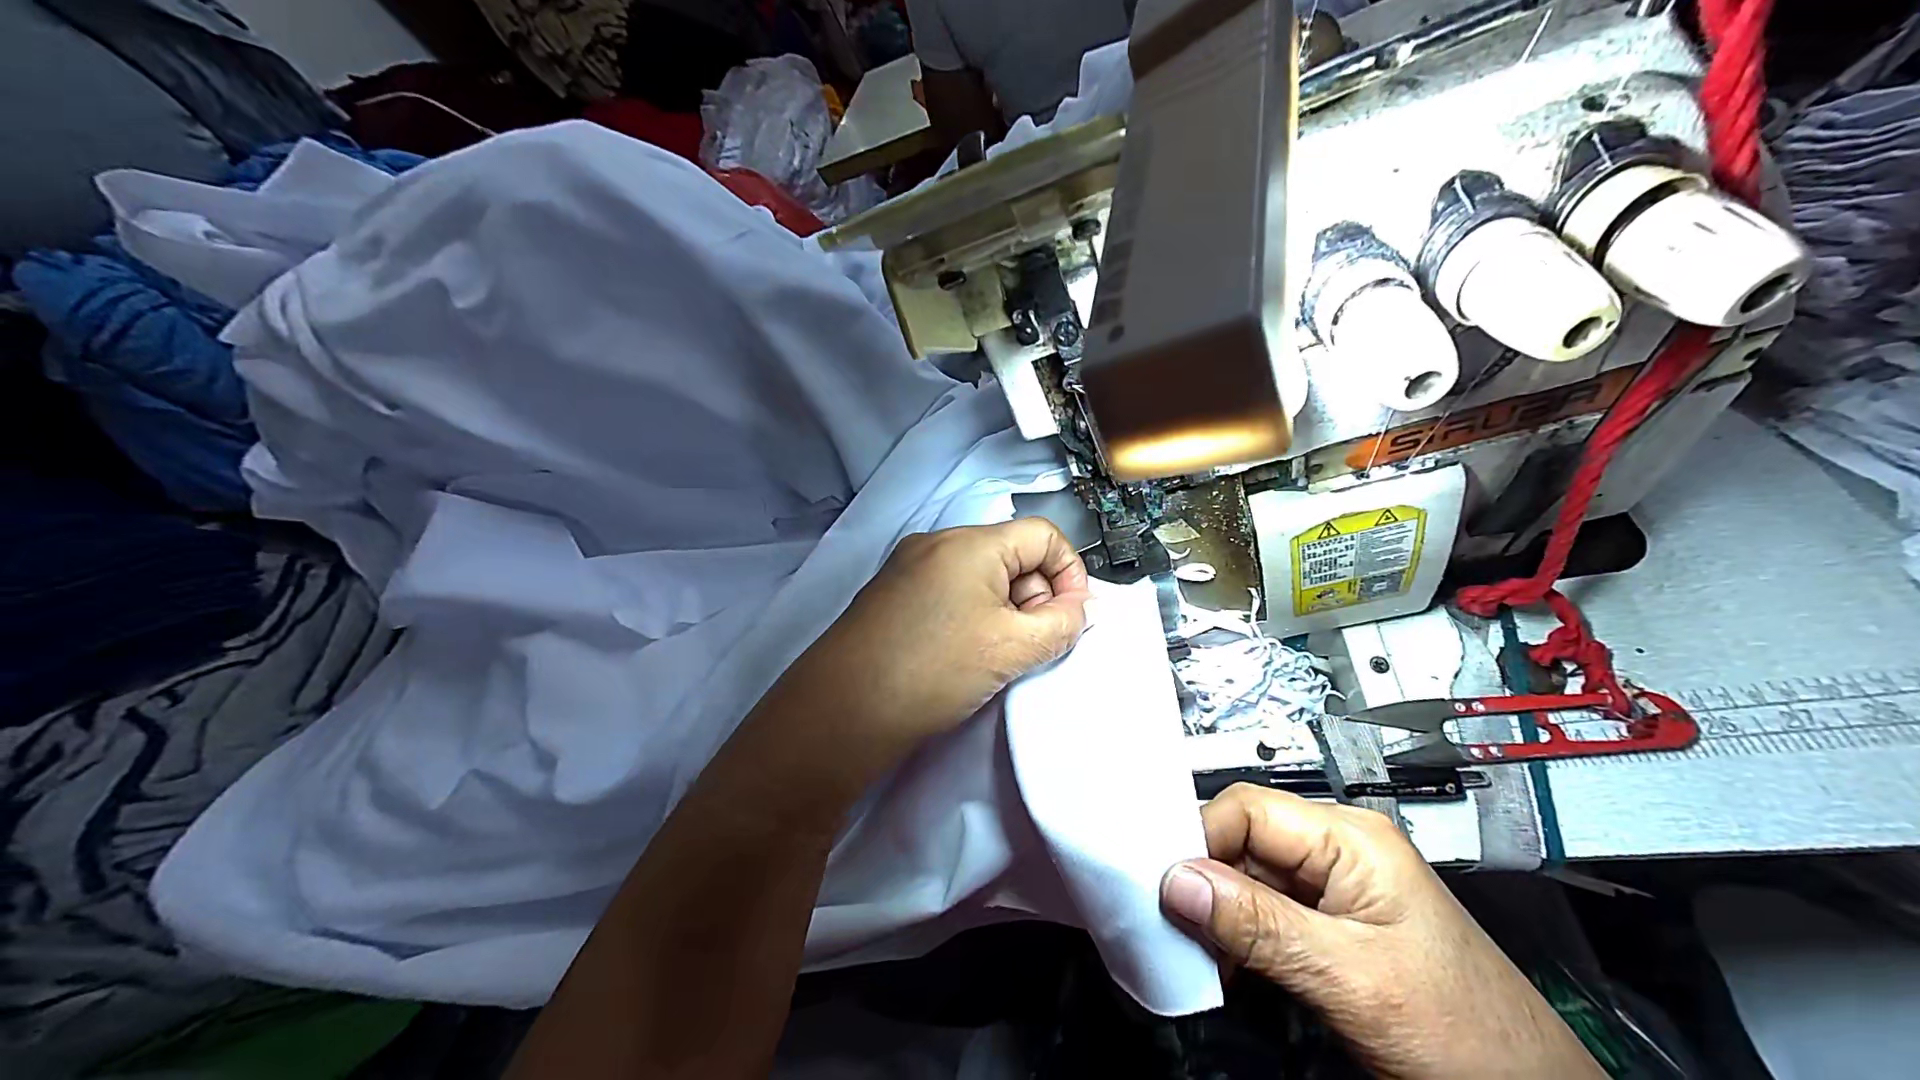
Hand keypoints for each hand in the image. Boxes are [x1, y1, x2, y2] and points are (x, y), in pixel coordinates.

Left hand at [765, 518, 1091, 765]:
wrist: (842, 711)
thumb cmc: (933, 671)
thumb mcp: (1011, 648)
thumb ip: (1062, 624)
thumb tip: (1080, 609)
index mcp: (969, 542)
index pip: (1043, 535)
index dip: (1070, 574)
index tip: (1071, 619)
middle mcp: (936, 543)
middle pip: (1013, 555)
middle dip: (1036, 598)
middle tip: (1032, 646)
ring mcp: (909, 568)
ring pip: (982, 578)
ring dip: (1006, 612)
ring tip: (997, 657)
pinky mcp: (893, 595)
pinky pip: (951, 594)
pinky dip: (973, 618)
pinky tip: (965, 656)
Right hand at [1159, 786, 1604, 1079]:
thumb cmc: (1470, 1037)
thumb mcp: (1351, 977)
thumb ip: (1259, 925)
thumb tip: (1179, 881)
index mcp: (1353, 840)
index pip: (1248, 808)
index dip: (1204, 840)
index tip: (1172, 887)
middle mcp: (1340, 852)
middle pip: (1243, 841)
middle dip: (1207, 884)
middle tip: (1183, 930)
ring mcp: (1336, 889)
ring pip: (1248, 880)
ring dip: (1220, 916)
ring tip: (1210, 958)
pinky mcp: (1331, 924)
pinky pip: (1264, 912)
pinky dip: (1239, 938)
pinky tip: (1233, 968)